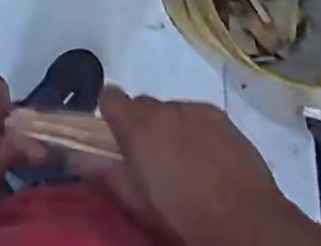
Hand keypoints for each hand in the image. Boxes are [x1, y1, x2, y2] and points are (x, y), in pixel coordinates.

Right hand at [91, 87, 320, 245]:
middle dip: (143, 126)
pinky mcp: (221, 117)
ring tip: (187, 165)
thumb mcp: (137, 203)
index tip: (116, 137)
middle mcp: (162, 107)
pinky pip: (198, 117)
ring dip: (171, 129)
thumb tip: (72, 155)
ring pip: (172, 112)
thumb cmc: (183, 217)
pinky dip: (197, 132)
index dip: (110, 114)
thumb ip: (102, 173)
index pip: (109, 96)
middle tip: (154, 160)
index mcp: (137, 123)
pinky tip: (210, 161)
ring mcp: (194, 109)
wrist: (248, 225)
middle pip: (143, 106)